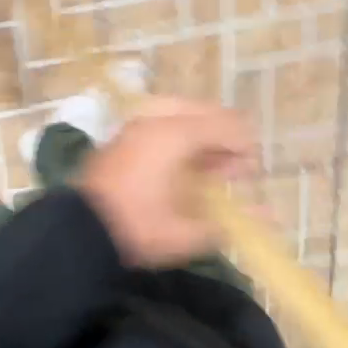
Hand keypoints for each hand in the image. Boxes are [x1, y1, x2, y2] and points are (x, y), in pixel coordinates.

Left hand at [73, 98, 254, 267]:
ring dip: (199, 137)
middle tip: (232, 167)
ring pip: (178, 115)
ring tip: (208, 168)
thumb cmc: (137, 230)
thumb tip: (269, 217)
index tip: (251, 172)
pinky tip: (179, 166)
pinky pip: (156, 126)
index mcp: (177, 134)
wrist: (78, 233)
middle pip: (203, 113)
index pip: (227, 125)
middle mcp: (155, 120)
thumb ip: (231, 222)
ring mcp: (132, 127)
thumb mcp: (188, 233)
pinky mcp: (118, 140)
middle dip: (223, 137)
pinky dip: (175, 139)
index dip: (245, 147)